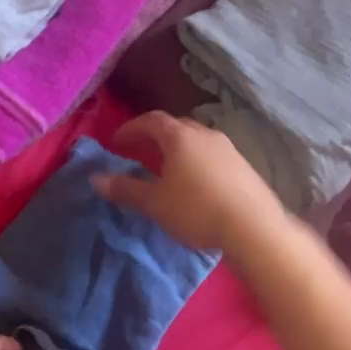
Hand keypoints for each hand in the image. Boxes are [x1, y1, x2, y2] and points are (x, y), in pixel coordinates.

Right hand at [94, 111, 290, 251]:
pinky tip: (195, 184)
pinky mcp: (244, 166)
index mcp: (180, 137)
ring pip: (196, 140)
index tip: (116, 142)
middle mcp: (205, 134)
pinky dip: (196, 161)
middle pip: (175, 126)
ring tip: (167, 169)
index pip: (151, 120)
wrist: (254, 229)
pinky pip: (212, 155)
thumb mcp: (154, 203)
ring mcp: (228, 148)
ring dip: (178, 149)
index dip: (131, 129)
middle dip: (154, 136)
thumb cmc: (197, 210)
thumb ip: (124, 189)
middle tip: (140, 152)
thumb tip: (95, 179)